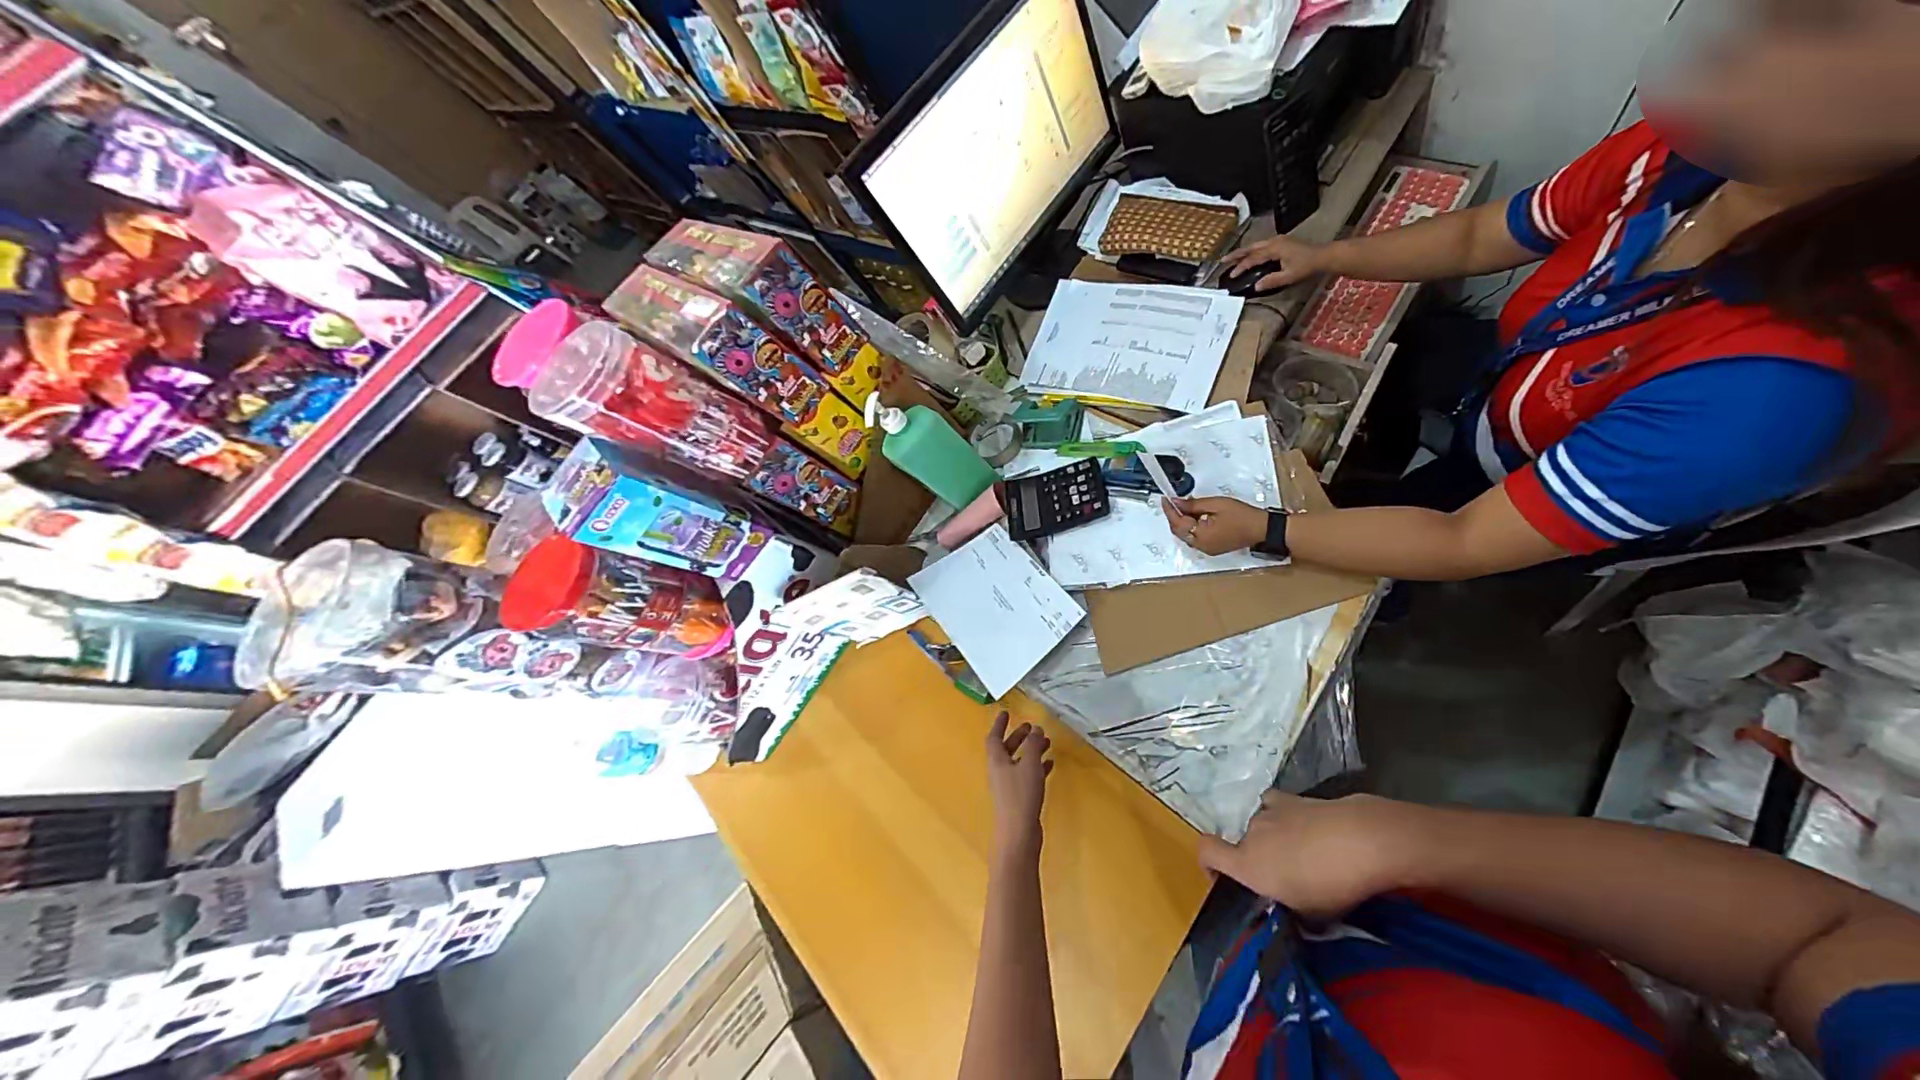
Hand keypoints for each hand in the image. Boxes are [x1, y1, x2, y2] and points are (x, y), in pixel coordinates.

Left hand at [985, 711, 1052, 855]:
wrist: (1018, 833)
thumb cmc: (1021, 795)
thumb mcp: (1030, 765)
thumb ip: (1033, 745)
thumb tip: (1035, 728)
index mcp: (996, 760)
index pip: (994, 737)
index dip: (999, 724)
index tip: (1006, 713)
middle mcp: (999, 771)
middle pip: (1006, 748)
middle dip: (1018, 736)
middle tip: (1031, 727)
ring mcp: (1008, 786)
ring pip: (1018, 762)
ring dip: (1030, 751)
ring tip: (1047, 742)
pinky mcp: (1018, 798)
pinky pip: (1026, 776)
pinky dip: (1036, 768)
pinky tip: (1050, 765)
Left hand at [1161, 496, 1266, 555]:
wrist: (1262, 528)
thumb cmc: (1243, 516)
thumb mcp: (1216, 504)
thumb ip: (1193, 504)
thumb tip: (1177, 502)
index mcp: (1200, 536)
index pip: (1177, 522)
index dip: (1169, 509)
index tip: (1165, 499)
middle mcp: (1200, 545)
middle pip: (1179, 530)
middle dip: (1175, 515)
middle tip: (1175, 501)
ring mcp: (1206, 549)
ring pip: (1186, 534)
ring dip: (1183, 521)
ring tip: (1186, 506)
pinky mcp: (1211, 548)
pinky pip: (1195, 537)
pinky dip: (1192, 526)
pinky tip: (1196, 516)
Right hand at [1196, 793, 1431, 919]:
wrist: (1362, 840)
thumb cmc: (1332, 884)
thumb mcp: (1312, 915)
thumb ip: (1293, 913)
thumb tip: (1295, 913)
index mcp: (1247, 864)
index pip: (1206, 851)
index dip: (1207, 864)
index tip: (1222, 878)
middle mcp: (1250, 834)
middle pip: (1239, 843)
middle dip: (1254, 859)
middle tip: (1283, 878)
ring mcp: (1269, 812)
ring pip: (1258, 826)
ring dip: (1270, 839)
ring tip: (1300, 854)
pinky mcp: (1291, 798)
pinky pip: (1275, 806)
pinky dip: (1282, 816)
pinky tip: (1303, 827)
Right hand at [1223, 234, 1332, 290]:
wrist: (1323, 256)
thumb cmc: (1306, 266)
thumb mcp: (1289, 276)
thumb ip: (1271, 281)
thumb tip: (1255, 287)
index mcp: (1274, 248)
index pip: (1253, 258)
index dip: (1241, 267)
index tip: (1231, 276)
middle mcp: (1274, 241)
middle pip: (1251, 247)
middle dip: (1236, 254)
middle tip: (1223, 260)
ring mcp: (1278, 240)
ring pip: (1256, 245)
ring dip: (1243, 251)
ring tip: (1232, 258)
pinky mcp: (1281, 242)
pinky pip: (1261, 245)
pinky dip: (1252, 250)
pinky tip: (1249, 255)